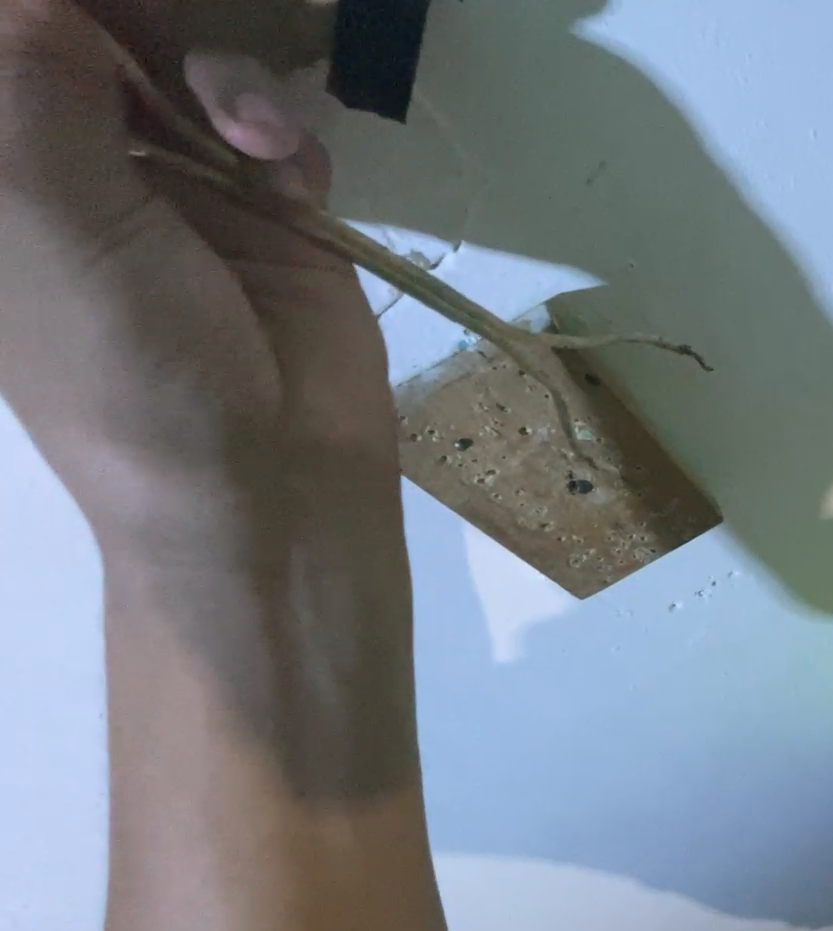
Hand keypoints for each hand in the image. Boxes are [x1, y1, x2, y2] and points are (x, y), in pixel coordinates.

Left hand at [0, 0, 387, 564]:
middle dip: (143, 28)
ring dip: (226, 84)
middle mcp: (78, 159)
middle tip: (180, 46)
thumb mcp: (43, 209)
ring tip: (254, 141)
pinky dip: (286, 141)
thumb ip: (34, 80)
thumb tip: (53, 1)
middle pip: (100, 43)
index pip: (5, 44)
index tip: (95, 13)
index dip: (49, 13)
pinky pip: (280, 139)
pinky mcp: (278, 220)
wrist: (272, 464)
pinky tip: (286, 176)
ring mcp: (185, 188)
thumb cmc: (128, 358)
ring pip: (197, 76)